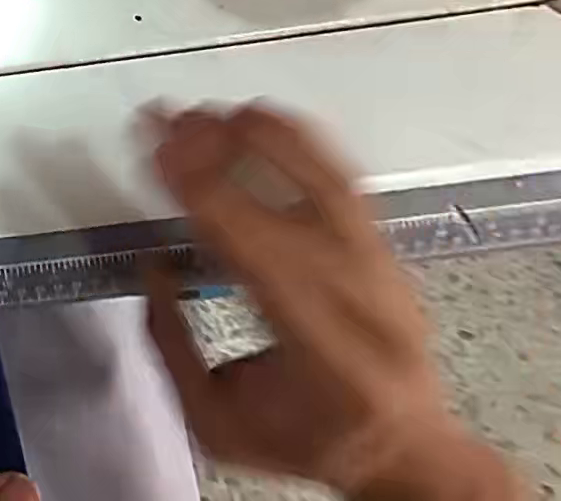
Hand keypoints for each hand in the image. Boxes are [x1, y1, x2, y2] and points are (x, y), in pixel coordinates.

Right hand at [142, 104, 523, 500]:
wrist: (409, 450)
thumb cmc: (307, 438)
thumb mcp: (218, 421)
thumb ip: (172, 344)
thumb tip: (151, 261)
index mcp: (330, 357)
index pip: (263, 256)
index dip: (206, 198)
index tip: (157, 158)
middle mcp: (369, 306)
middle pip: (295, 207)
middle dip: (220, 155)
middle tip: (164, 121)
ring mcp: (385, 270)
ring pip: (326, 183)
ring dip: (260, 137)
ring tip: (204, 110)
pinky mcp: (384, 247)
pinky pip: (344, 181)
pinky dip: (300, 140)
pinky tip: (258, 115)